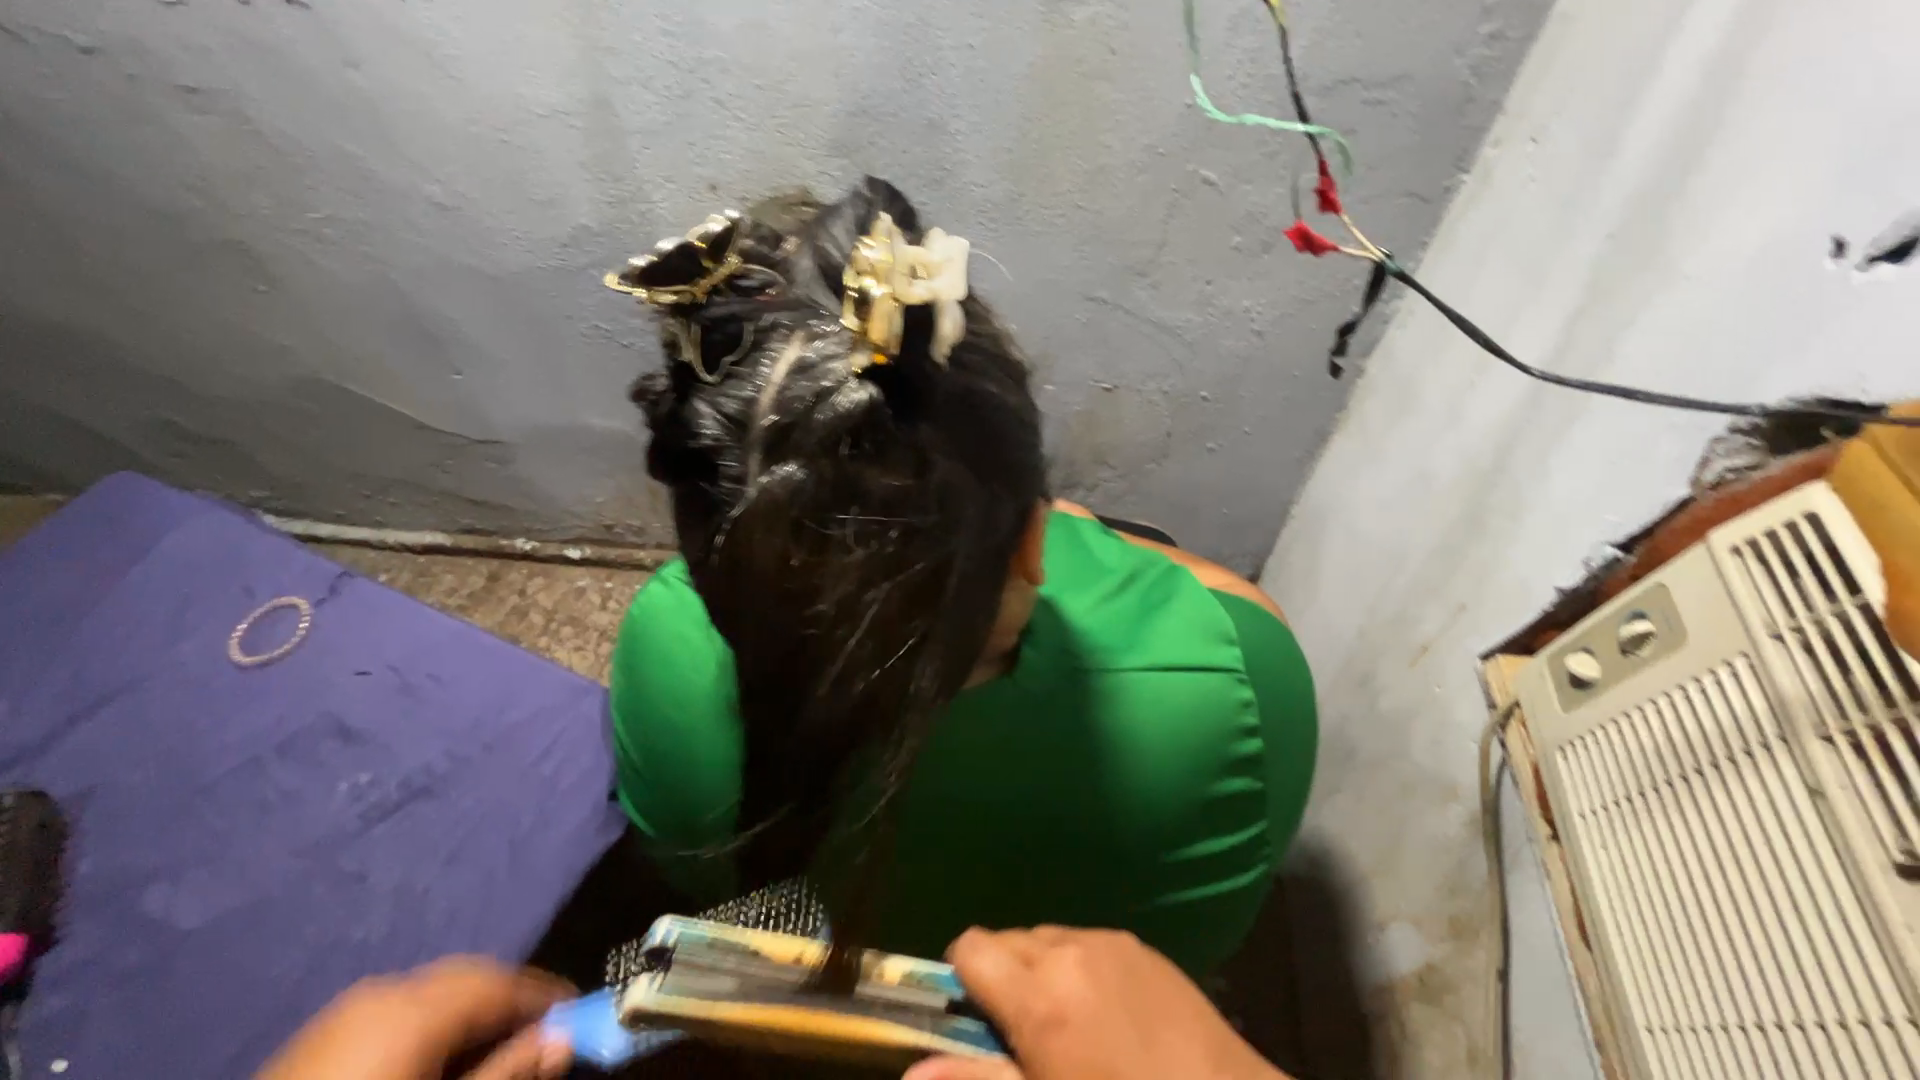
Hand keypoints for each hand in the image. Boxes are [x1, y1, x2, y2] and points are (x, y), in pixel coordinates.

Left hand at [256, 956, 573, 1079]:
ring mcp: (348, 1006)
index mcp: (416, 1005)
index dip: (545, 992)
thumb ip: (507, 1070)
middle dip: (510, 996)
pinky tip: (439, 1050)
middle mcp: (386, 989)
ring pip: (435, 988)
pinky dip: (434, 1018)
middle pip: (469, 975)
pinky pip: (399, 1005)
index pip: (502, 981)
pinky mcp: (322, 1030)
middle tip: (544, 1024)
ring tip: (497, 1040)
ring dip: (473, 1007)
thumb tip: (564, 1039)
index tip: (579, 1009)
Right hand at [905, 927, 1286, 1079]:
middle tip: (1022, 1035)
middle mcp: (1069, 950)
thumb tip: (911, 1070)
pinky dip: (1079, 968)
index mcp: (1040, 994)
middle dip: (1002, 978)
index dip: (961, 981)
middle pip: (1006, 940)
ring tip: (1069, 1027)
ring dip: (1040, 970)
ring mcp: (1112, 943)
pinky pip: (1087, 943)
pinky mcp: (1145, 948)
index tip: (975, 1022)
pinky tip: (1107, 1017)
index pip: (969, 947)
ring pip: (1047, 939)